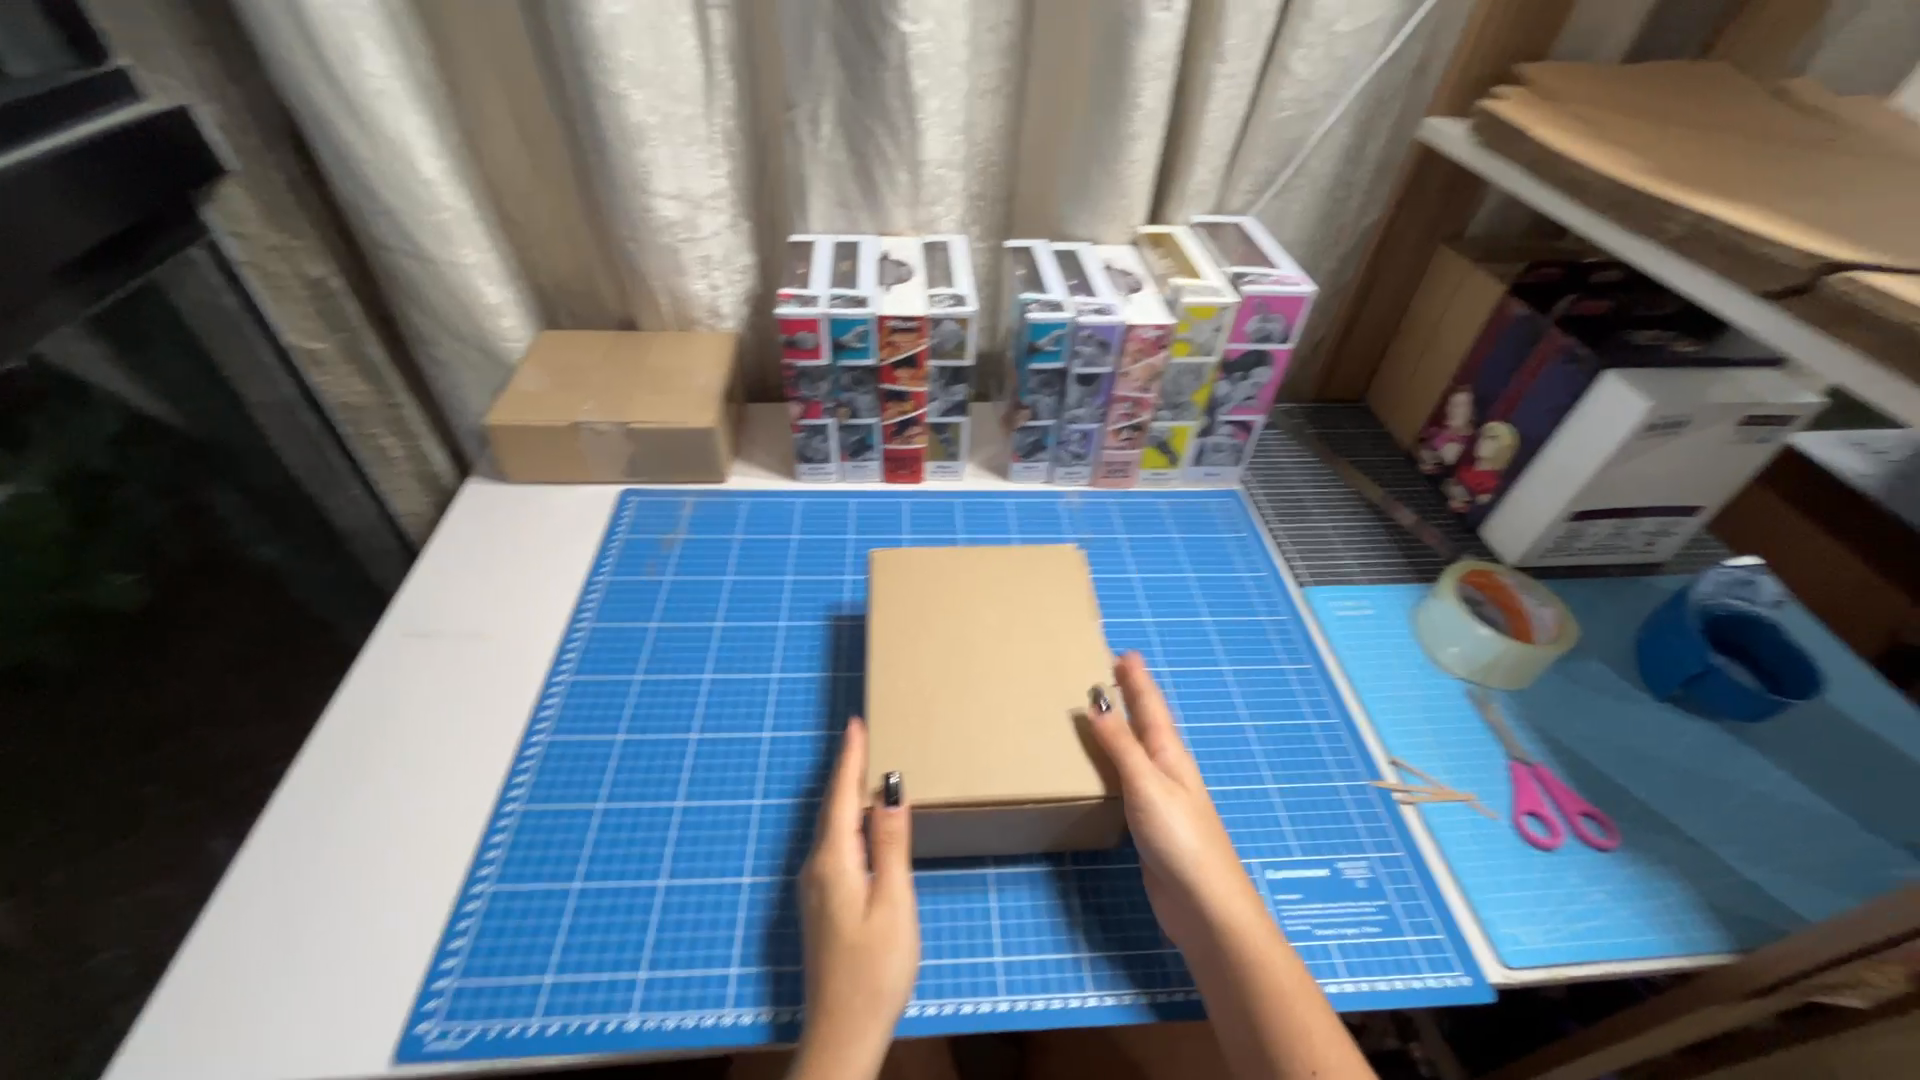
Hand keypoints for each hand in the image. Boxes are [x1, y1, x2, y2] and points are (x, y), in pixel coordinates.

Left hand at [791, 717, 917, 1079]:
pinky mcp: (820, 904)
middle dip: (845, 770)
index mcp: (833, 861)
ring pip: (829, 827)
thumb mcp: (894, 904)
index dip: (849, 758)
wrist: (843, 1031)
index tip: (855, 723)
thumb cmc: (876, 969)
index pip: (841, 796)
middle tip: (861, 736)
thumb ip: (892, 846)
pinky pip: (831, 845)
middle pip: (830, 808)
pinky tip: (858, 824)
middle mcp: (815, 867)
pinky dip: (845, 821)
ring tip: (862, 768)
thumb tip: (891, 792)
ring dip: (844, 795)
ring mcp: (814, 888)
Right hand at [1087, 653, 1267, 953]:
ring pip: (1135, 751)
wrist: (1203, 905)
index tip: (1121, 651)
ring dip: (1119, 728)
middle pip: (1145, 724)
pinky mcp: (1148, 823)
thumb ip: (1121, 746)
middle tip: (1104, 671)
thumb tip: (1096, 703)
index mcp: (1169, 754)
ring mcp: (1159, 797)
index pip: (1150, 706)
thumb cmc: (1180, 838)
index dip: (1136, 679)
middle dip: (1128, 696)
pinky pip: (1126, 780)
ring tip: (1095, 711)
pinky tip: (1101, 768)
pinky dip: (1112, 764)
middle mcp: (1166, 769)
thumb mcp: (1147, 785)